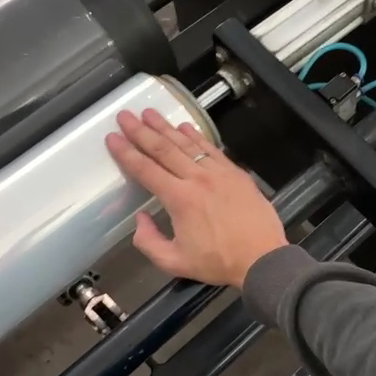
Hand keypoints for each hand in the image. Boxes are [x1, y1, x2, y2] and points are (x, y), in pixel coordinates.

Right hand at [106, 108, 287, 288]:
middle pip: (164, 149)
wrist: (263, 258)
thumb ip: (148, 241)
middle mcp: (198, 180)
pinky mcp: (236, 174)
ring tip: (150, 113)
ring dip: (167, 127)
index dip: (126, 153)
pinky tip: (185, 127)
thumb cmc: (219, 262)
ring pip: (188, 144)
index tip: (113, 138)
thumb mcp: (175, 262)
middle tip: (125, 116)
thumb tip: (140, 218)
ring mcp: (220, 174)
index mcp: (180, 199)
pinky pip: (212, 150)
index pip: (146, 170)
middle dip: (142, 131)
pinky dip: (197, 137)